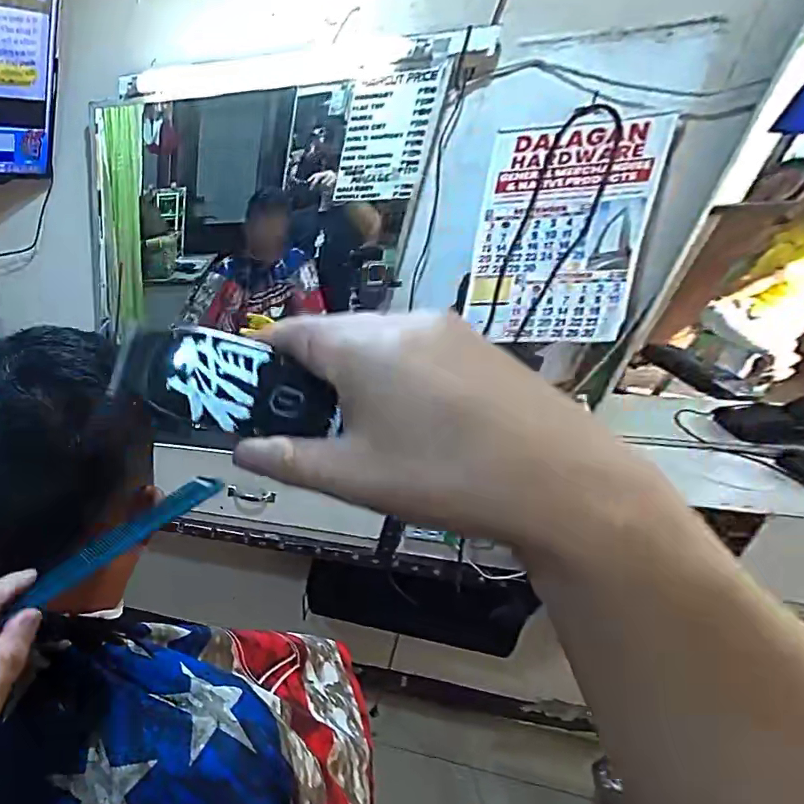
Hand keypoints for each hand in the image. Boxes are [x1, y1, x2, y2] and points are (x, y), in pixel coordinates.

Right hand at [232, 312, 679, 560]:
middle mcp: (402, 321)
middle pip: (333, 334)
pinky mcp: (478, 344)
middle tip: (298, 417)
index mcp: (361, 346)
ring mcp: (446, 327)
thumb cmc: (442, 478)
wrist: (563, 482)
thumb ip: (288, 460)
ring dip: (348, 371)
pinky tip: (405, 416)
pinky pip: (413, 347)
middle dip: (305, 369)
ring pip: (375, 340)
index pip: (290, 332)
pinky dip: (389, 372)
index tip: (246, 387)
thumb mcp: (352, 477)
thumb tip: (241, 451)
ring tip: (351, 422)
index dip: (260, 355)